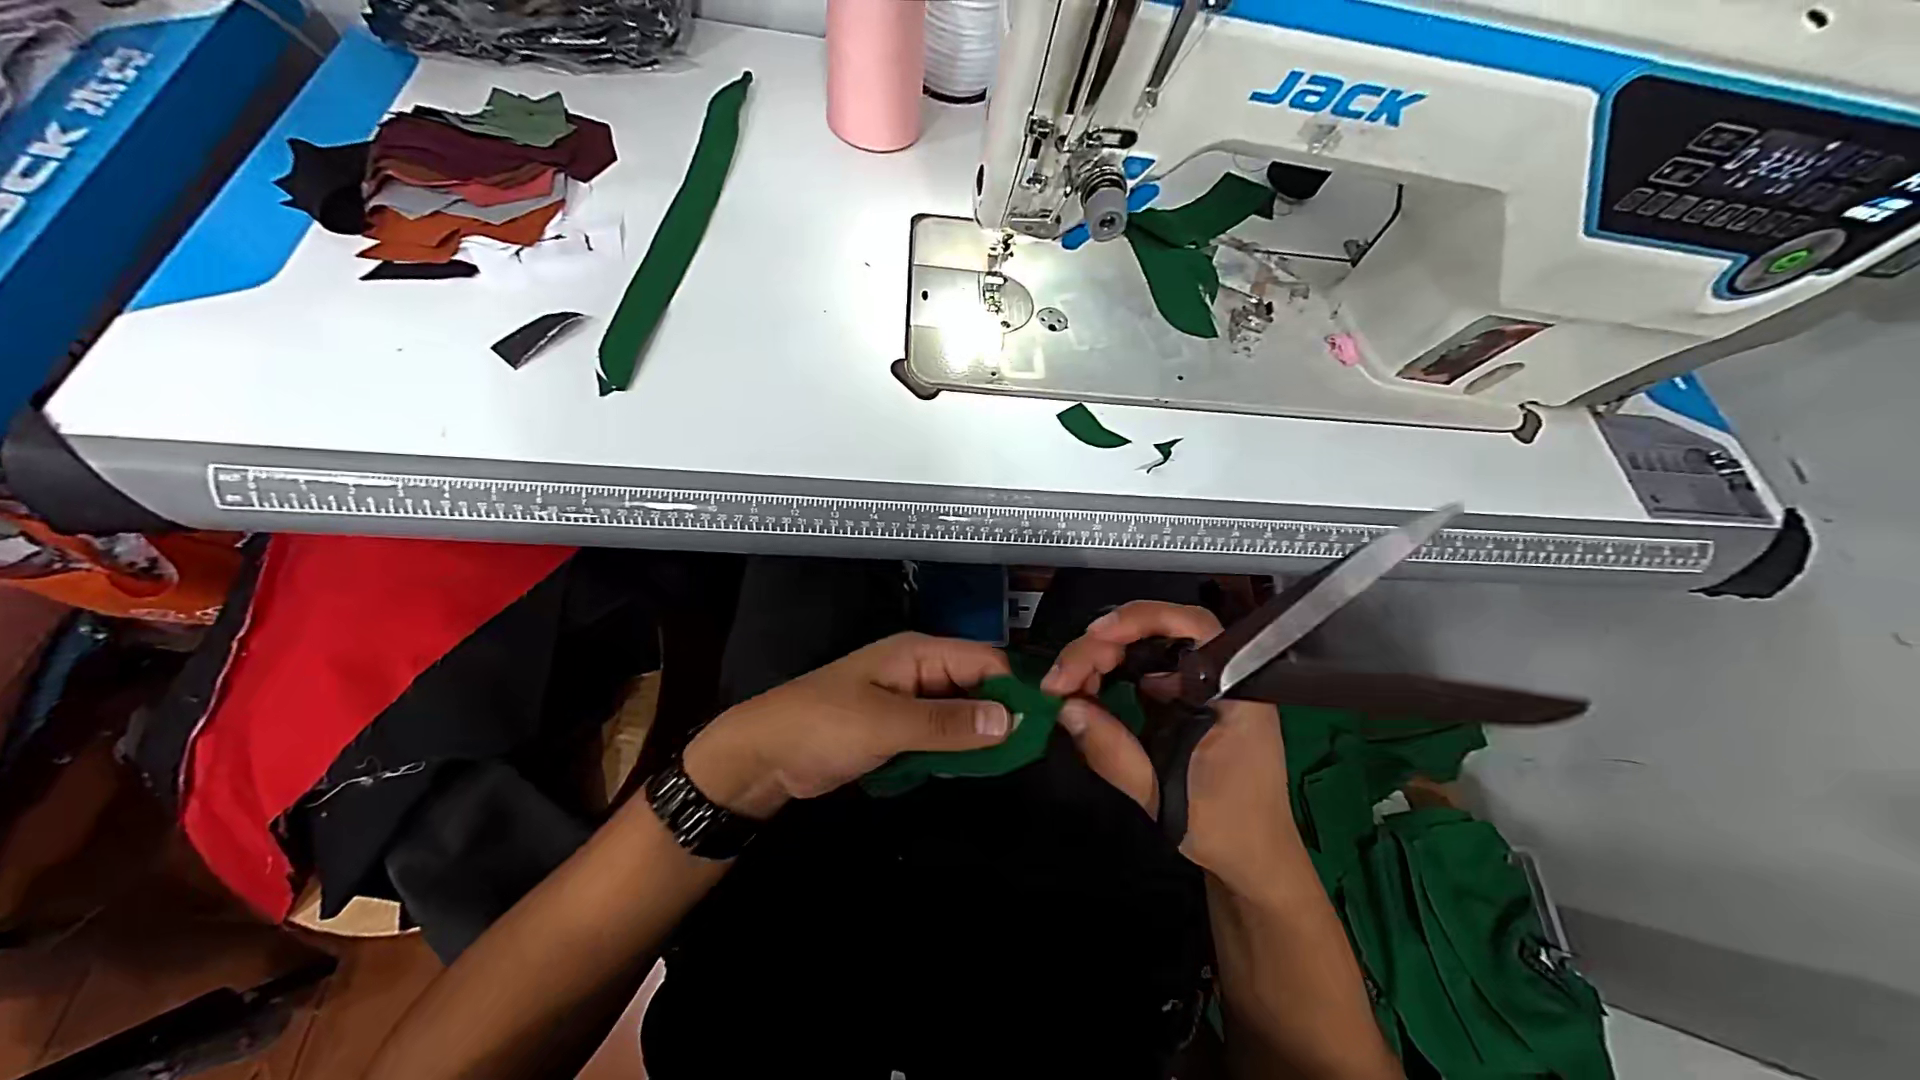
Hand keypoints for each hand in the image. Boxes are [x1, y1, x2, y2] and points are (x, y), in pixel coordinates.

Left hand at [683, 633, 1013, 820]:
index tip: (1041, 726)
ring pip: (961, 714)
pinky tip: (971, 769)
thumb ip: (949, 723)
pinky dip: (956, 750)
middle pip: (976, 687)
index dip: (1014, 689)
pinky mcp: (899, 729)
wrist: (762, 756)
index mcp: (918, 653)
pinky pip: (941, 735)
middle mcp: (920, 671)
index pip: (984, 661)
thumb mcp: (888, 724)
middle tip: (1027, 754)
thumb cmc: (822, 727)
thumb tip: (1012, 720)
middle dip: (1000, 716)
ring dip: (979, 737)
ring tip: (1006, 766)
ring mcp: (909, 701)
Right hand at [1040, 601, 1303, 893]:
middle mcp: (1219, 676)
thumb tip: (1066, 708)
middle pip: (1156, 634)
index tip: (1096, 636)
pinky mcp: (1184, 696)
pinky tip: (1086, 691)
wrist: (1254, 856)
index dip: (1141, 620)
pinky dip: (1110, 674)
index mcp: (1234, 691)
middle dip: (1102, 647)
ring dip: (1100, 659)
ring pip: (1144, 648)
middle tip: (1060, 679)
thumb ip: (1114, 753)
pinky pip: (1144, 668)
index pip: (1192, 626)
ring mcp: (1200, 684)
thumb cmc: (1225, 829)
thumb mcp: (1165, 798)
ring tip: (1065, 686)